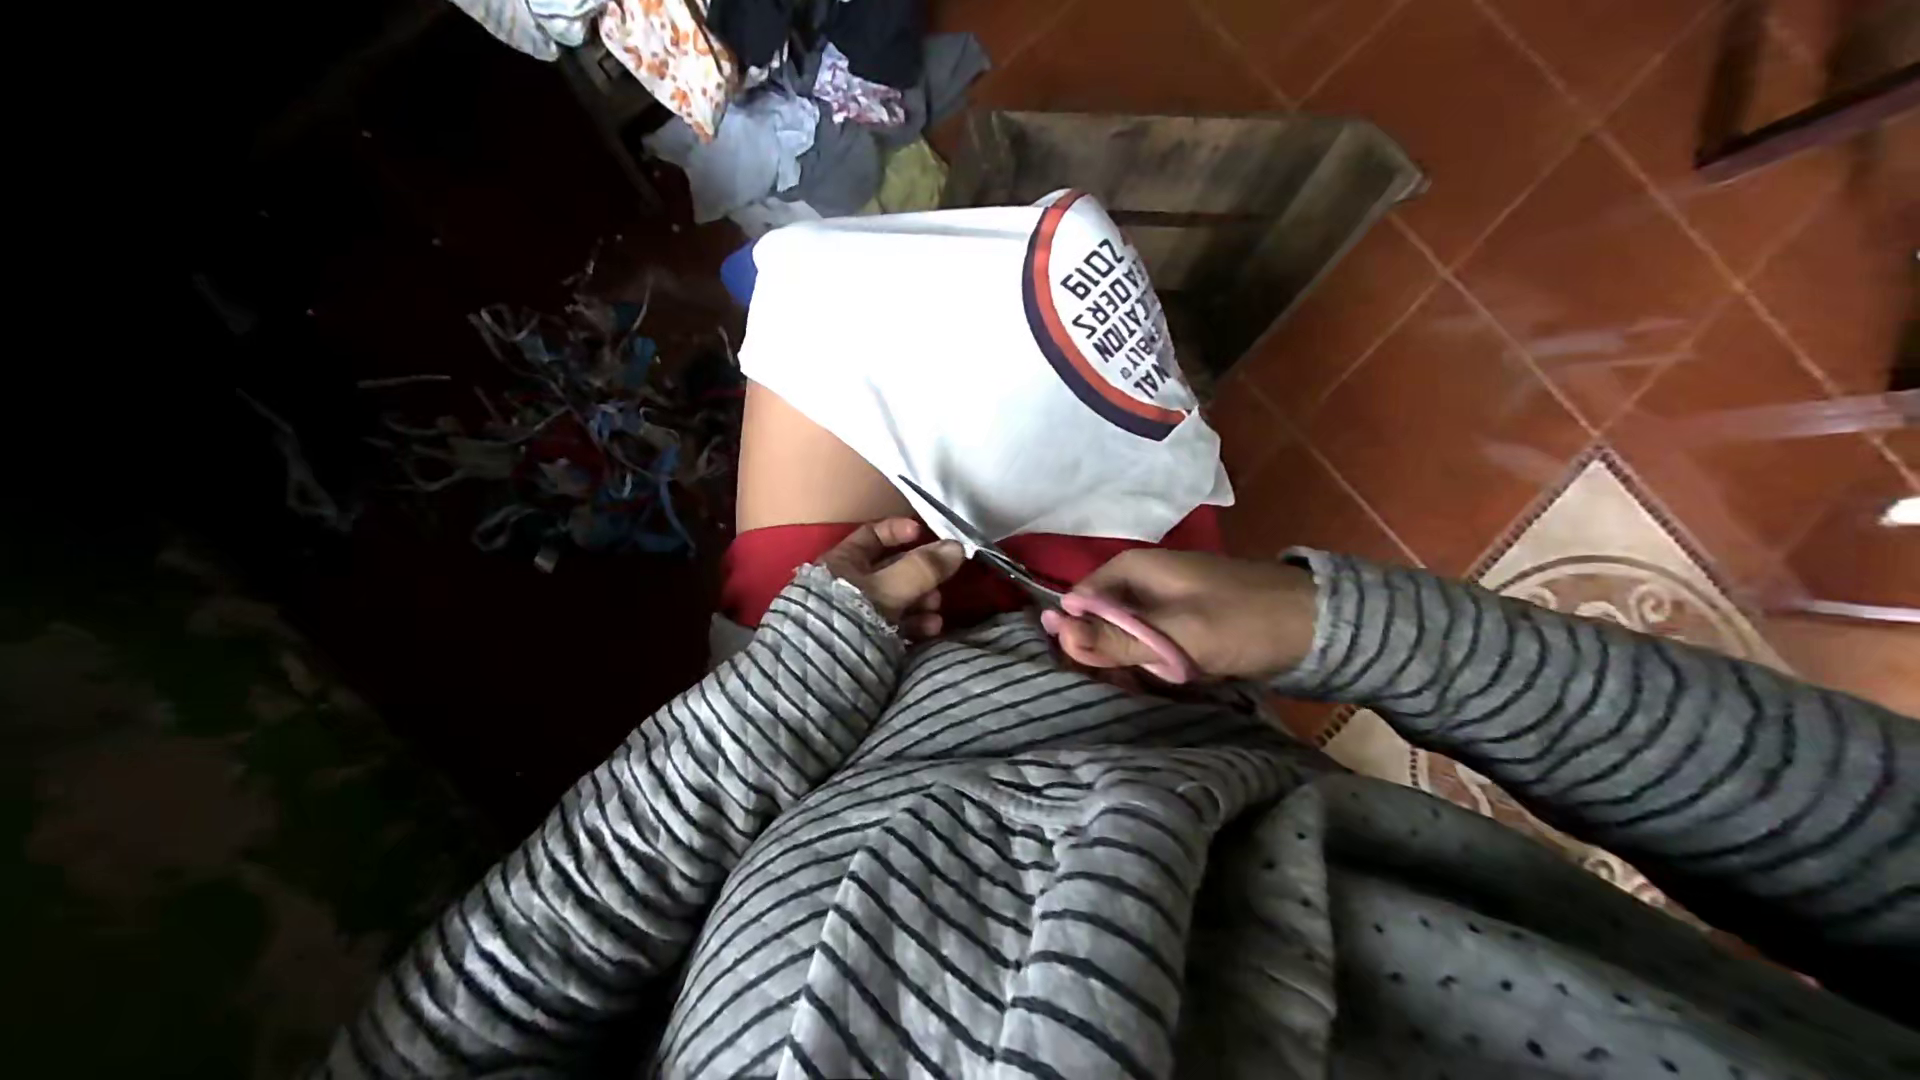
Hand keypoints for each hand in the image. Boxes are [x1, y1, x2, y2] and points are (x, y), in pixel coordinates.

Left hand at [820, 518, 965, 638]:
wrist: (826, 673)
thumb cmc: (851, 616)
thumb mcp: (889, 587)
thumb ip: (922, 568)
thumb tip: (958, 547)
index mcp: (842, 562)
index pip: (871, 535)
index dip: (898, 530)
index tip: (922, 533)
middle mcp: (848, 586)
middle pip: (892, 570)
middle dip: (920, 574)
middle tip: (938, 584)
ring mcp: (858, 615)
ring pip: (899, 599)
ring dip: (922, 601)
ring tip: (935, 611)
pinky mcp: (868, 641)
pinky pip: (897, 626)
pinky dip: (915, 625)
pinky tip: (930, 630)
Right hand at [1041, 550, 1316, 679]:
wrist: (1313, 626)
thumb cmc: (1241, 622)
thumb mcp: (1174, 633)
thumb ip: (1114, 635)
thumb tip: (1053, 629)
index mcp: (1129, 569)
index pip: (1077, 604)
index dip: (1080, 639)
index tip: (1100, 672)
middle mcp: (1137, 580)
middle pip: (1097, 621)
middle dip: (1110, 653)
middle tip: (1139, 679)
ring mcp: (1158, 601)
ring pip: (1122, 636)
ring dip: (1134, 662)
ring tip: (1161, 680)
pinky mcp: (1177, 620)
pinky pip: (1147, 643)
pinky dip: (1154, 662)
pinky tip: (1171, 678)